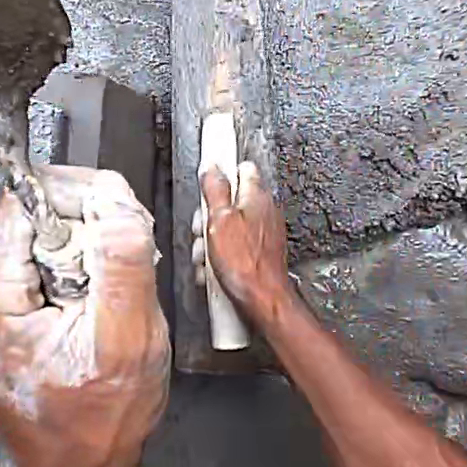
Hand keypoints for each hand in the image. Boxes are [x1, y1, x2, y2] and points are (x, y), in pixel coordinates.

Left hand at [0, 166, 169, 466]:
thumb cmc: (99, 423)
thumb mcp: (128, 341)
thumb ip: (122, 265)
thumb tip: (115, 201)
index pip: (23, 199)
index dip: (81, 198)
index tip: (120, 224)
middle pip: (25, 208)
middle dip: (83, 224)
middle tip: (118, 268)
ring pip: (31, 226)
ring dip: (79, 244)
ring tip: (103, 290)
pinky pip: (30, 251)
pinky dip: (68, 261)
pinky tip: (87, 297)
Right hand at [199, 162, 294, 326]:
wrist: (262, 300)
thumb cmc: (244, 263)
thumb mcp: (219, 221)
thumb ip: (215, 190)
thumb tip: (211, 166)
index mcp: (256, 197)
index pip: (242, 170)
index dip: (222, 175)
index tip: (207, 187)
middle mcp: (264, 211)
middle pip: (229, 202)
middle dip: (209, 217)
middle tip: (202, 232)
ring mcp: (263, 233)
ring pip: (227, 227)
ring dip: (211, 241)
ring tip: (206, 257)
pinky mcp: (258, 253)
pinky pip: (233, 248)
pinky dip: (221, 257)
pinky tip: (213, 270)